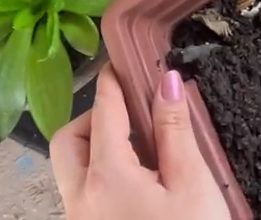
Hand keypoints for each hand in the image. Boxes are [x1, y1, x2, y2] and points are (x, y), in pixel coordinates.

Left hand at [49, 65, 230, 219]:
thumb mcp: (192, 182)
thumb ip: (175, 128)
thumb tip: (166, 79)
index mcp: (106, 178)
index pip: (103, 112)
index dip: (113, 81)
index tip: (121, 58)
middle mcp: (81, 201)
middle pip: (68, 142)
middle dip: (93, 116)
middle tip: (131, 108)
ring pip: (73, 171)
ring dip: (96, 146)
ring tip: (142, 143)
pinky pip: (84, 194)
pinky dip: (102, 173)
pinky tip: (141, 177)